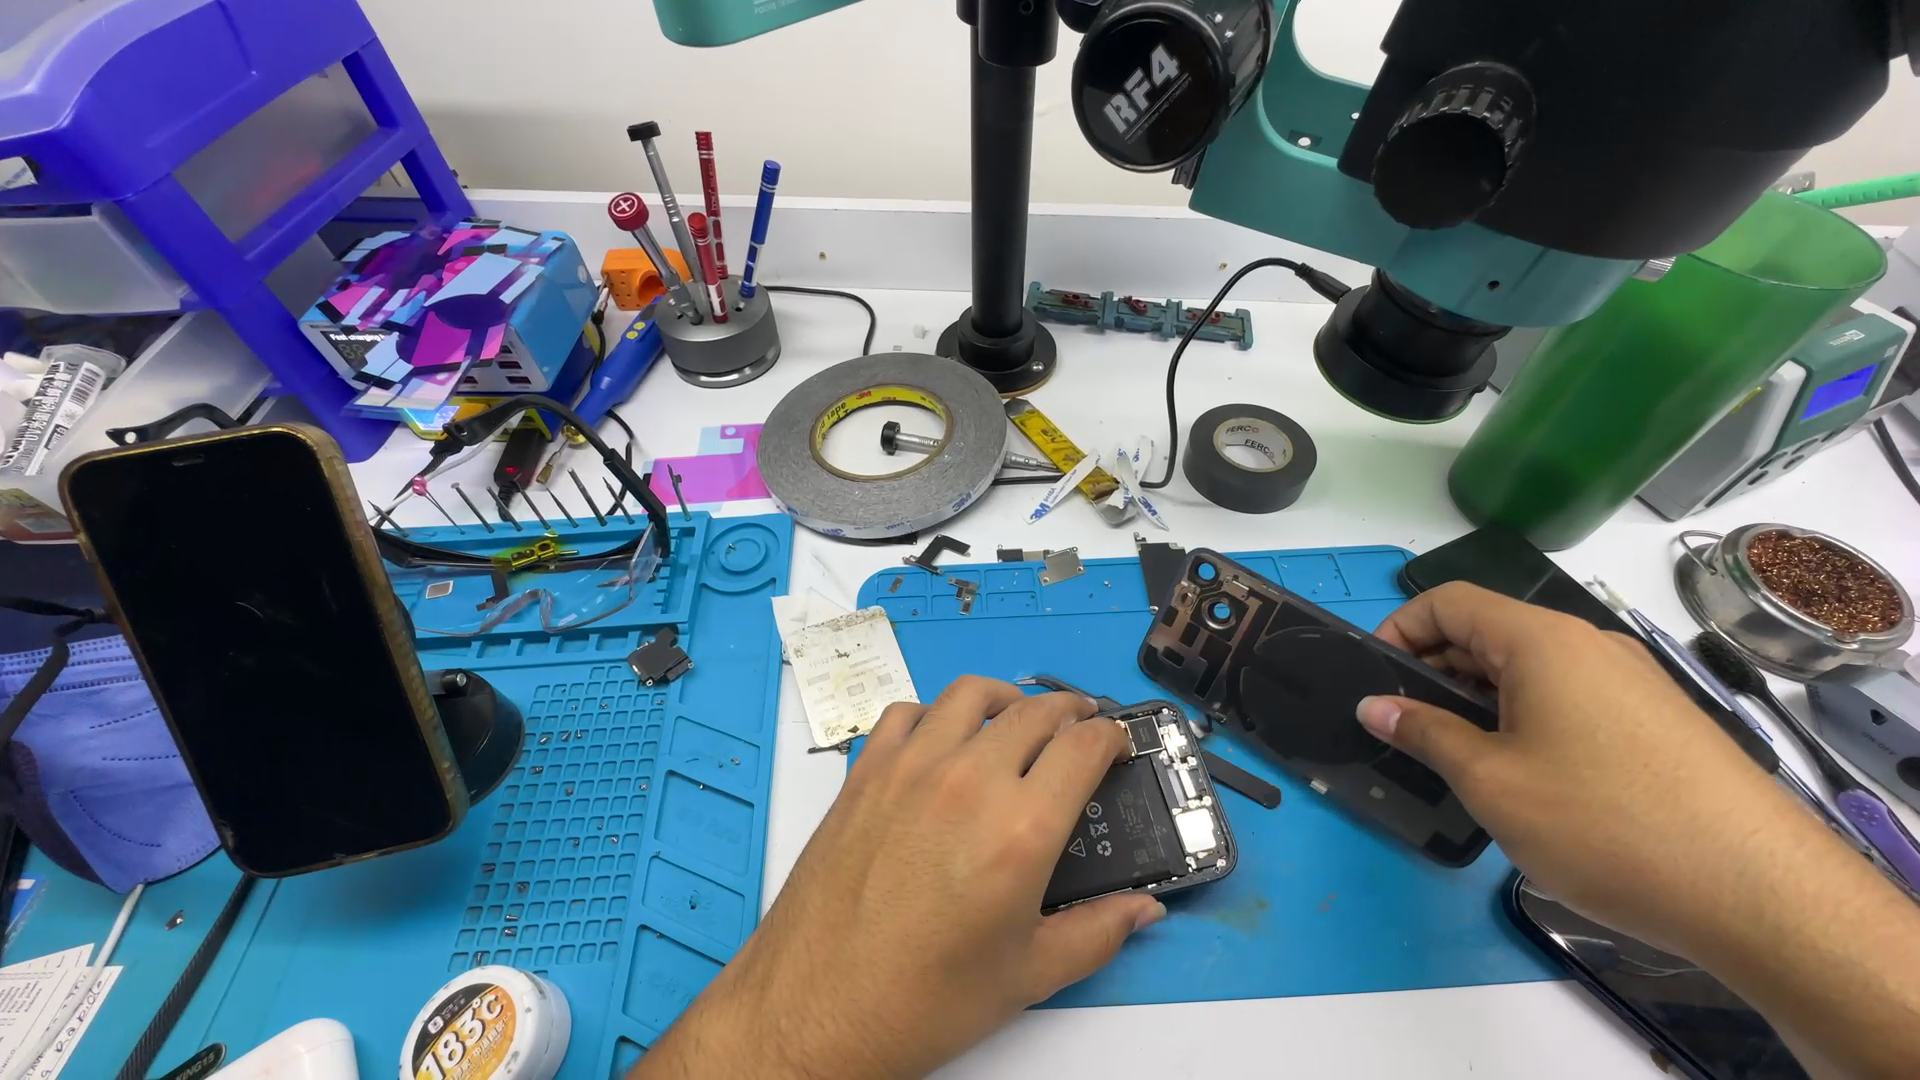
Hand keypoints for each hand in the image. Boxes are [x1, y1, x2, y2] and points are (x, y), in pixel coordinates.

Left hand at [634, 677, 1163, 1079]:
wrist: (815, 1006)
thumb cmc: (925, 999)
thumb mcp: (1027, 976)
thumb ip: (1097, 933)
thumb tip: (1145, 911)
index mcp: (1021, 828)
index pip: (1084, 747)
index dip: (1112, 737)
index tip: (1117, 744)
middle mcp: (969, 780)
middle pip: (1036, 712)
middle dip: (1071, 712)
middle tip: (1081, 726)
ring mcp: (911, 766)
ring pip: (971, 695)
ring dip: (1007, 698)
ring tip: (1017, 718)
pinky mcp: (866, 770)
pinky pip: (907, 712)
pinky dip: (936, 714)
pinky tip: (941, 740)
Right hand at [1356, 581, 1794, 953]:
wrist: (1763, 897)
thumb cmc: (1602, 822)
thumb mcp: (1490, 780)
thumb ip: (1423, 732)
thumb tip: (1375, 706)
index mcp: (1543, 642)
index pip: (1449, 602)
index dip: (1399, 629)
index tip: (1375, 678)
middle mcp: (1589, 646)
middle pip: (1489, 631)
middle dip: (1435, 667)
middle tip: (1406, 723)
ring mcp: (1631, 682)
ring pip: (1529, 667)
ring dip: (1478, 695)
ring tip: (1458, 752)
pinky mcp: (1657, 721)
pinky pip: (1569, 696)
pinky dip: (1525, 715)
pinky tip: (1522, 771)